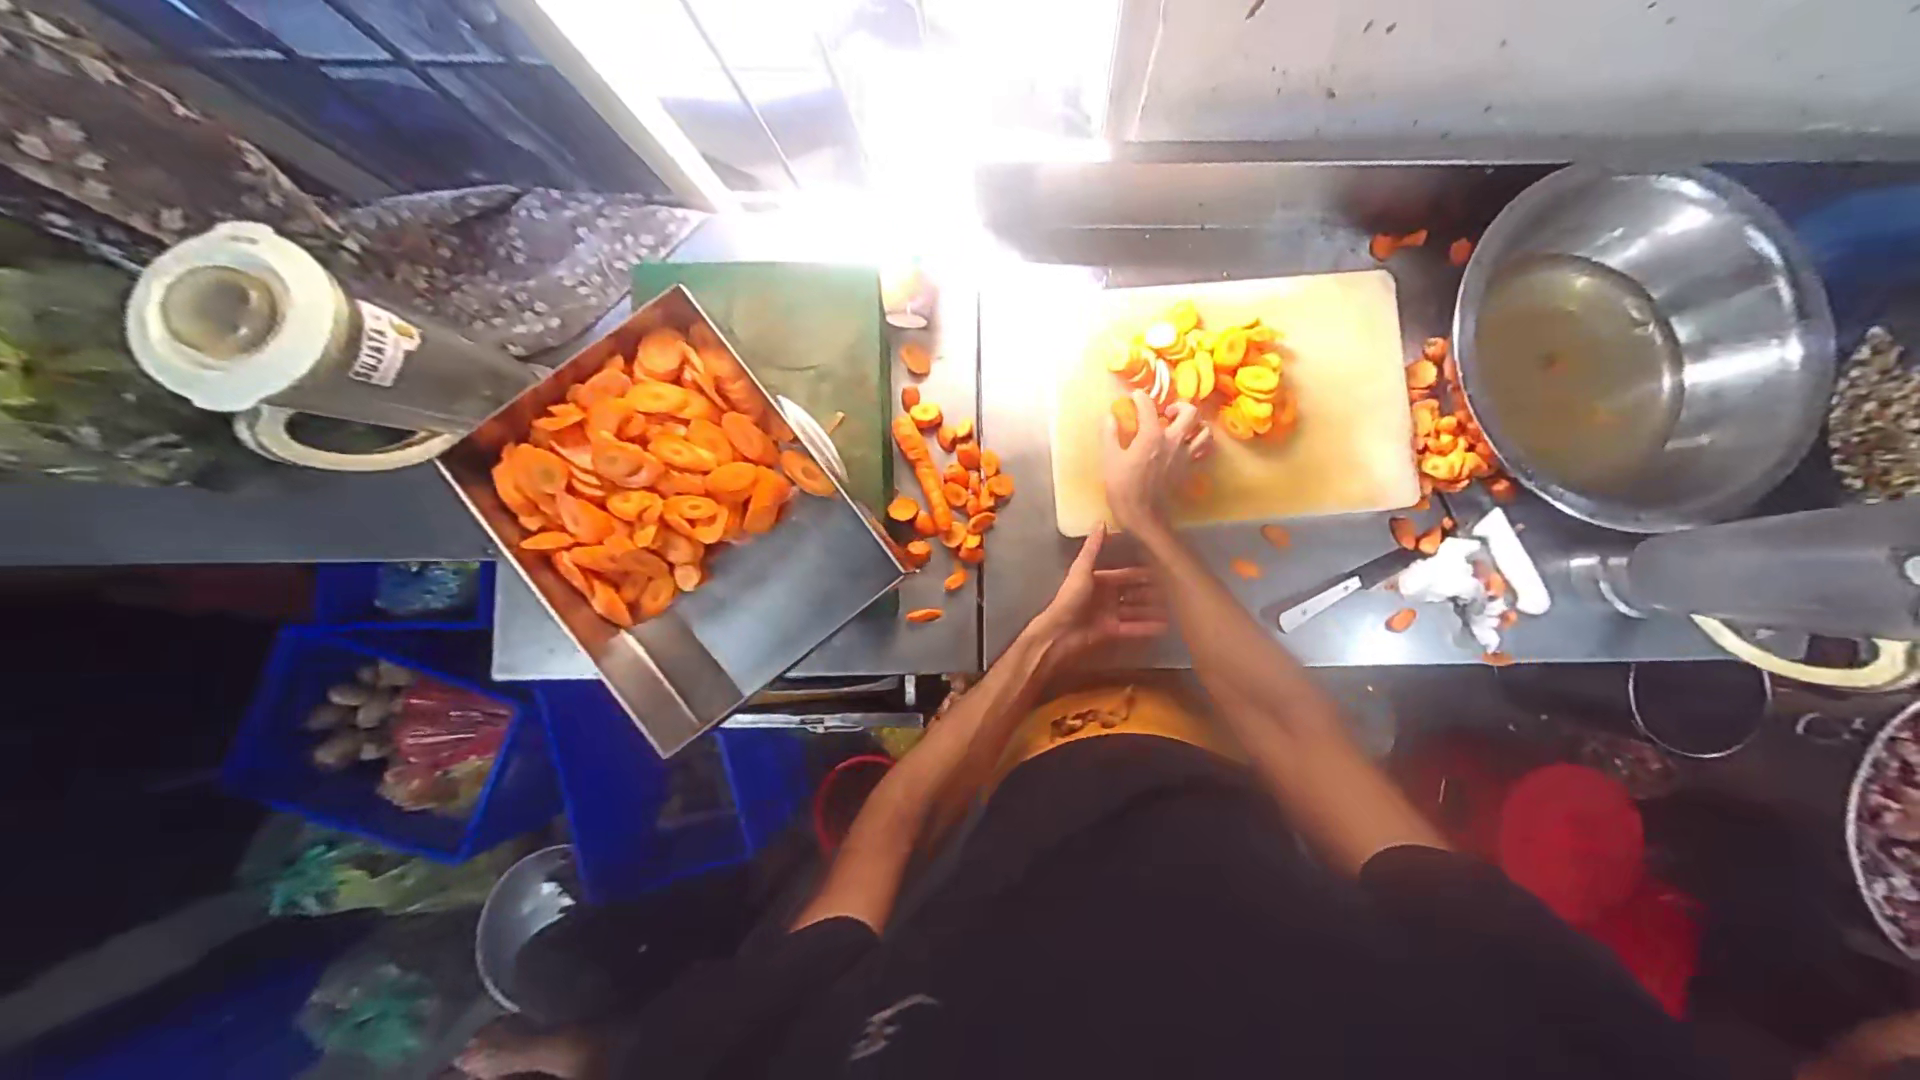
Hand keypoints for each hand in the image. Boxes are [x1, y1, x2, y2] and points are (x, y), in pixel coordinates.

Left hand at [1028, 523, 1168, 669]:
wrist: (1059, 632)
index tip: (1161, 570)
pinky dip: (1146, 627)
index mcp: (1098, 580)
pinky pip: (1132, 627)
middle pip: (1132, 593)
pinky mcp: (1110, 631)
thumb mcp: (1082, 570)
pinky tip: (1164, 626)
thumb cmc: (1070, 598)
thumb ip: (1093, 548)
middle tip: (1172, 592)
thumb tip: (1101, 521)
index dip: (1141, 574)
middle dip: (1150, 593)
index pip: (1124, 575)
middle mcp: (1105, 596)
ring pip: (1135, 610)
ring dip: (1151, 610)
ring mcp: (1108, 614)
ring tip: (1172, 609)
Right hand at [1101, 390, 1210, 533]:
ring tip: (1182, 426)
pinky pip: (1203, 449)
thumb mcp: (1109, 458)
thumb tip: (1109, 416)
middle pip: (1190, 412)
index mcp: (1151, 436)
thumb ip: (1110, 433)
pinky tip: (1188, 443)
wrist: (1141, 514)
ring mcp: (1185, 455)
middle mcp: (1173, 441)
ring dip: (1195, 423)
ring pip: (1204, 430)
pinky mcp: (1189, 467)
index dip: (1141, 398)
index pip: (1149, 407)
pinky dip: (1199, 441)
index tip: (1135, 397)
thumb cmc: (1122, 486)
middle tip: (1166, 412)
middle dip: (1179, 406)